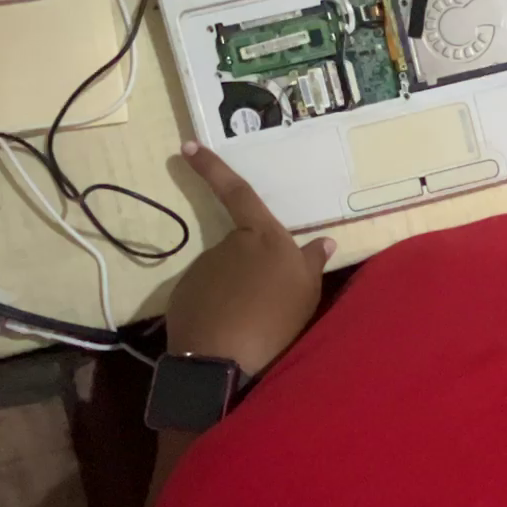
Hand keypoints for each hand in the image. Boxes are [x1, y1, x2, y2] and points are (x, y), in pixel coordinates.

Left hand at [161, 142, 334, 376]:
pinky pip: (206, 296)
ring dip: (236, 290)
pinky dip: (218, 308)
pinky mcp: (183, 295)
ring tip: (253, 322)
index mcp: (262, 235)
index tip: (187, 146)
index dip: (212, 167)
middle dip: (250, 269)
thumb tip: (323, 242)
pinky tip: (230, 331)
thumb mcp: (308, 290)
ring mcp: (202, 269)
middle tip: (269, 302)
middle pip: (240, 246)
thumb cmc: (277, 317)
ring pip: (224, 274)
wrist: (224, 360)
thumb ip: (312, 262)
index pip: (238, 192)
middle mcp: (228, 244)